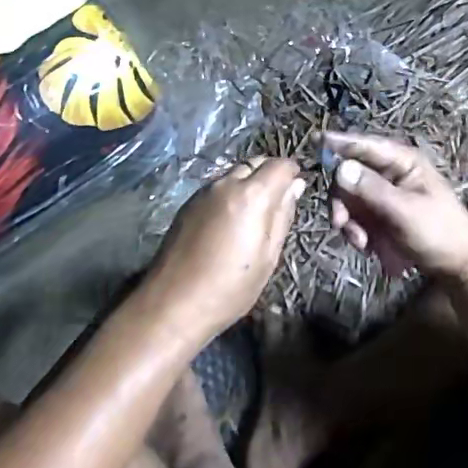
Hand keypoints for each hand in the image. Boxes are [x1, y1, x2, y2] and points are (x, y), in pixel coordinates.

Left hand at [146, 157, 305, 339]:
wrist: (171, 304)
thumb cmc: (229, 287)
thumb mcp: (268, 256)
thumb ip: (283, 215)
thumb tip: (296, 186)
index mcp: (251, 195)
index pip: (280, 165)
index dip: (292, 173)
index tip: (296, 191)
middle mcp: (226, 183)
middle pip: (255, 163)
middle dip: (270, 174)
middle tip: (276, 204)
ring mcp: (204, 192)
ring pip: (235, 173)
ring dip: (249, 183)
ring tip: (252, 215)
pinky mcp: (188, 203)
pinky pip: (218, 186)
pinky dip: (230, 193)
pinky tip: (228, 222)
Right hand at [322, 132, 467, 283]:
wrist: (459, 267)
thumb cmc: (438, 232)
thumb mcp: (403, 211)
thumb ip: (371, 189)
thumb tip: (340, 167)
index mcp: (403, 161)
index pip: (365, 145)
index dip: (340, 142)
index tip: (316, 140)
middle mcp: (392, 172)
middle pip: (350, 173)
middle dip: (343, 199)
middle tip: (340, 224)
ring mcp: (386, 193)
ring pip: (351, 197)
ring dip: (350, 220)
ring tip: (362, 243)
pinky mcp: (383, 213)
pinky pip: (358, 215)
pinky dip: (357, 230)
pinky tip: (368, 247)